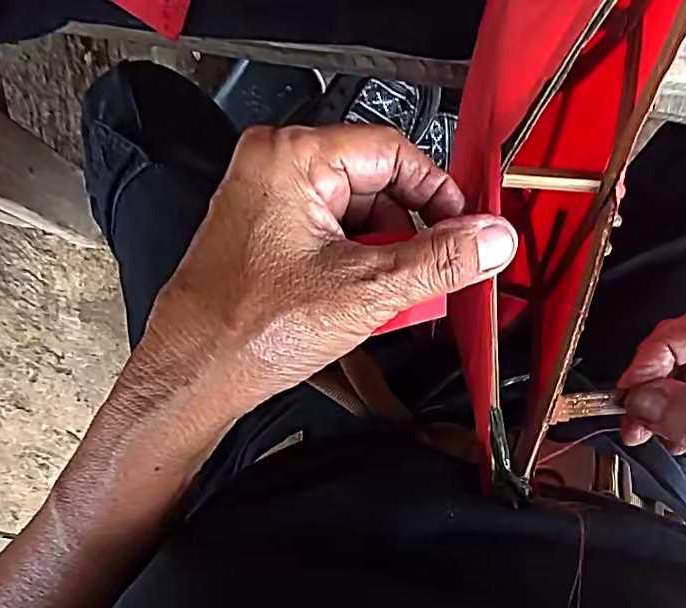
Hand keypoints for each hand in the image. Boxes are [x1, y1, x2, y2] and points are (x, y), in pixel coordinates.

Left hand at [133, 124, 517, 415]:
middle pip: (377, 195)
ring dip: (386, 271)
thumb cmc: (249, 329)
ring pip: (356, 230)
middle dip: (410, 245)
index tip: (465, 233)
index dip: (440, 196)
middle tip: (431, 284)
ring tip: (395, 311)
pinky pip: (332, 254)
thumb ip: (436, 263)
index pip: (395, 153)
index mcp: (294, 160)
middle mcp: (277, 176)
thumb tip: (489, 240)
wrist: (197, 376)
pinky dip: (358, 283)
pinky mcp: (270, 250)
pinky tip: (368, 319)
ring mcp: (271, 215)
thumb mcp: (365, 292)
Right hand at [617, 300, 685, 523]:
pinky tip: (663, 428)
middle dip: (657, 373)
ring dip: (655, 393)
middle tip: (632, 404)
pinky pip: (685, 382)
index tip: (637, 378)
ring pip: (685, 360)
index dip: (669, 346)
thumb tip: (647, 398)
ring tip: (642, 425)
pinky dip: (664, 406)